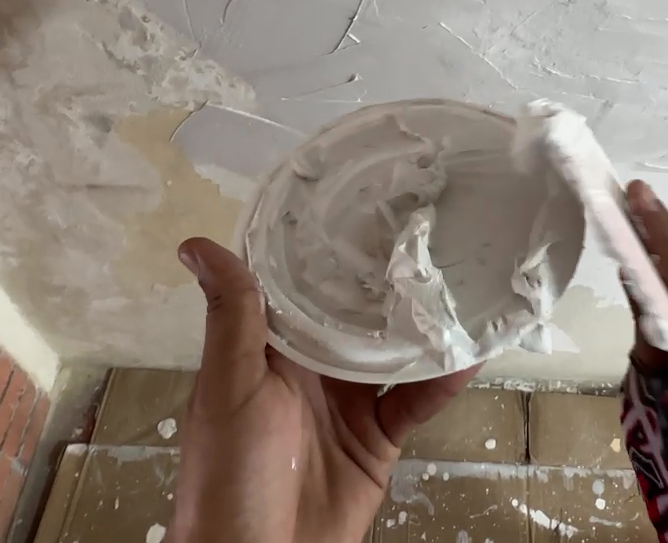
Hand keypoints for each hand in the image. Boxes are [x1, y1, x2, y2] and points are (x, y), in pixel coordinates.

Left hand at [170, 238, 478, 542]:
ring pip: (394, 349)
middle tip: (430, 229)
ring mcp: (350, 401)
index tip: (364, 199)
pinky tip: (473, 352)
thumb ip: (231, 317)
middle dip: (388, 277)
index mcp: (275, 347)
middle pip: (358, 312)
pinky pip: (417, 401)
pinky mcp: (379, 437)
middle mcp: (315, 366)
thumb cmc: (232, 469)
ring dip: (424, 322)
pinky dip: (444, 380)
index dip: (330, 245)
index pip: (305, 284)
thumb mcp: (229, 386)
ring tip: (461, 279)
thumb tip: (195, 242)